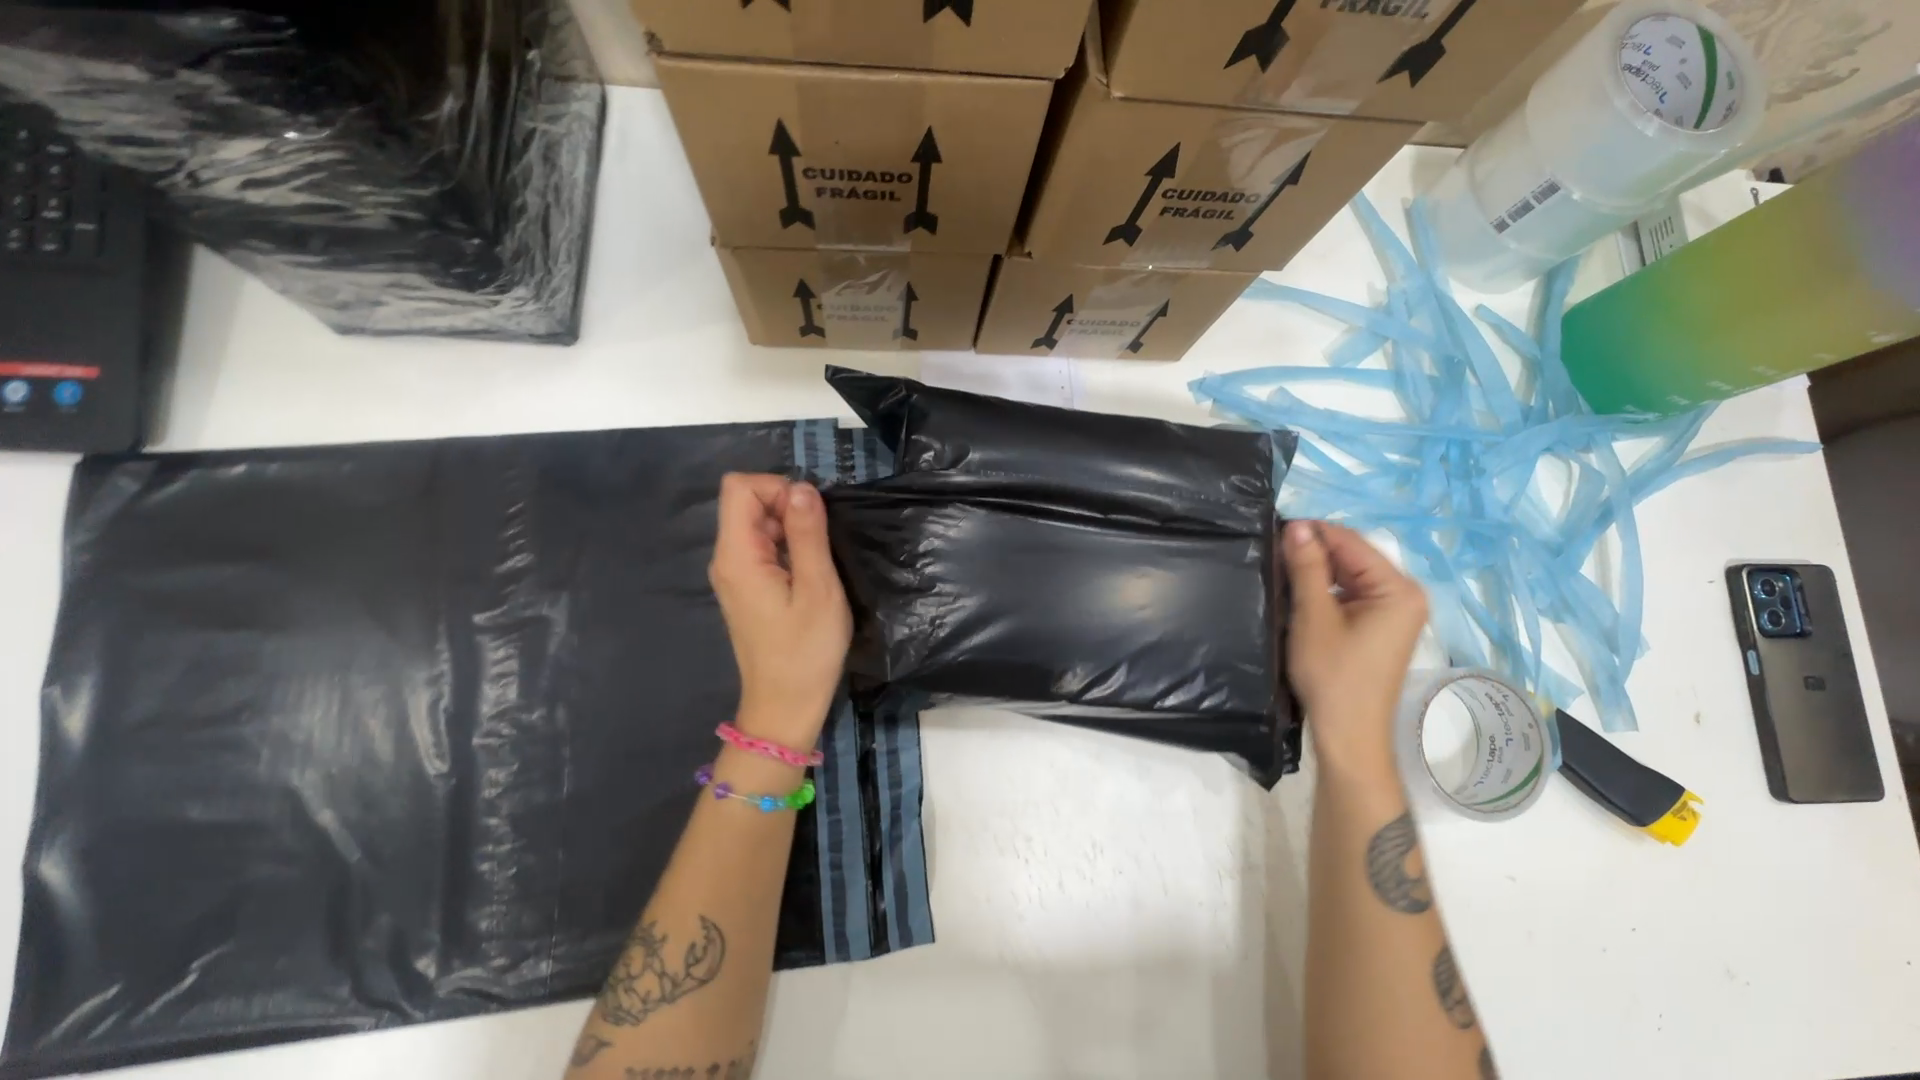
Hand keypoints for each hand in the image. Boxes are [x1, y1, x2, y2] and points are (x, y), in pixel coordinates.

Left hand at [708, 473, 851, 748]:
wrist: (785, 705)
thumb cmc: (806, 651)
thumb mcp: (818, 588)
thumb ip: (808, 534)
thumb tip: (802, 487)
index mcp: (737, 555)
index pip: (739, 487)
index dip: (777, 488)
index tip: (810, 517)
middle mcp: (726, 559)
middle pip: (746, 502)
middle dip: (786, 507)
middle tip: (820, 542)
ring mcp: (733, 575)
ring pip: (756, 523)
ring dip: (790, 528)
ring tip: (817, 560)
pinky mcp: (746, 588)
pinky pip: (761, 547)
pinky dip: (786, 546)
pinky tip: (808, 574)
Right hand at [1281, 520, 1427, 776]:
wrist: (1348, 734)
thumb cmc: (1333, 674)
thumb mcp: (1313, 616)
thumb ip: (1306, 566)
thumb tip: (1296, 525)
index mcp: (1399, 588)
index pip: (1352, 543)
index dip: (1313, 532)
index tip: (1273, 528)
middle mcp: (1406, 594)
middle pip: (1354, 557)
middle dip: (1315, 552)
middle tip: (1272, 550)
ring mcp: (1395, 612)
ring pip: (1350, 575)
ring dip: (1317, 571)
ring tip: (1280, 569)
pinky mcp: (1382, 626)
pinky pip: (1352, 594)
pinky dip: (1326, 590)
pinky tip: (1299, 591)